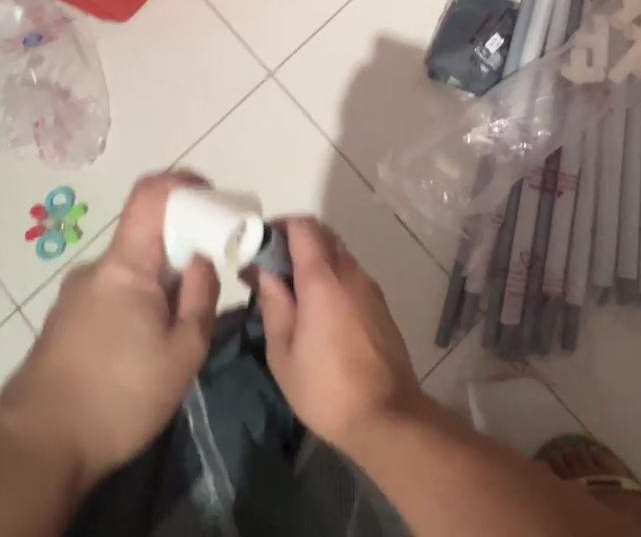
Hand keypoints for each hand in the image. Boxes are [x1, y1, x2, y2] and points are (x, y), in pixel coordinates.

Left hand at [0, 171, 220, 488]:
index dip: (187, 184)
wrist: (33, 456)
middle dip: (187, 246)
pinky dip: (142, 304)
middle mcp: (96, 271)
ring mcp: (76, 298)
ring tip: (181, 329)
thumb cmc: (118, 399)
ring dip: (164, 283)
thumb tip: (203, 259)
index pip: (152, 194)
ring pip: (134, 270)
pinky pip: (116, 295)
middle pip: (149, 235)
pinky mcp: (67, 325)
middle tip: (213, 280)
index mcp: (125, 266)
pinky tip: (149, 349)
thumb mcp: (185, 351)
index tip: (218, 205)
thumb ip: (200, 295)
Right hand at [252, 218, 425, 453]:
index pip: (304, 227)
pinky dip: (328, 276)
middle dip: (292, 241)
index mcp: (324, 279)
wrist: (385, 413)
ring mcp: (369, 286)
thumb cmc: (324, 387)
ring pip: (338, 254)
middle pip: (323, 235)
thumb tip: (265, 271)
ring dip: (311, 259)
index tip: (255, 245)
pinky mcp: (379, 302)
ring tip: (284, 290)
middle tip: (265, 267)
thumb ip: (274, 303)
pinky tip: (311, 306)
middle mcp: (351, 272)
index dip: (278, 226)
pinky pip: (349, 274)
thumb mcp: (283, 351)